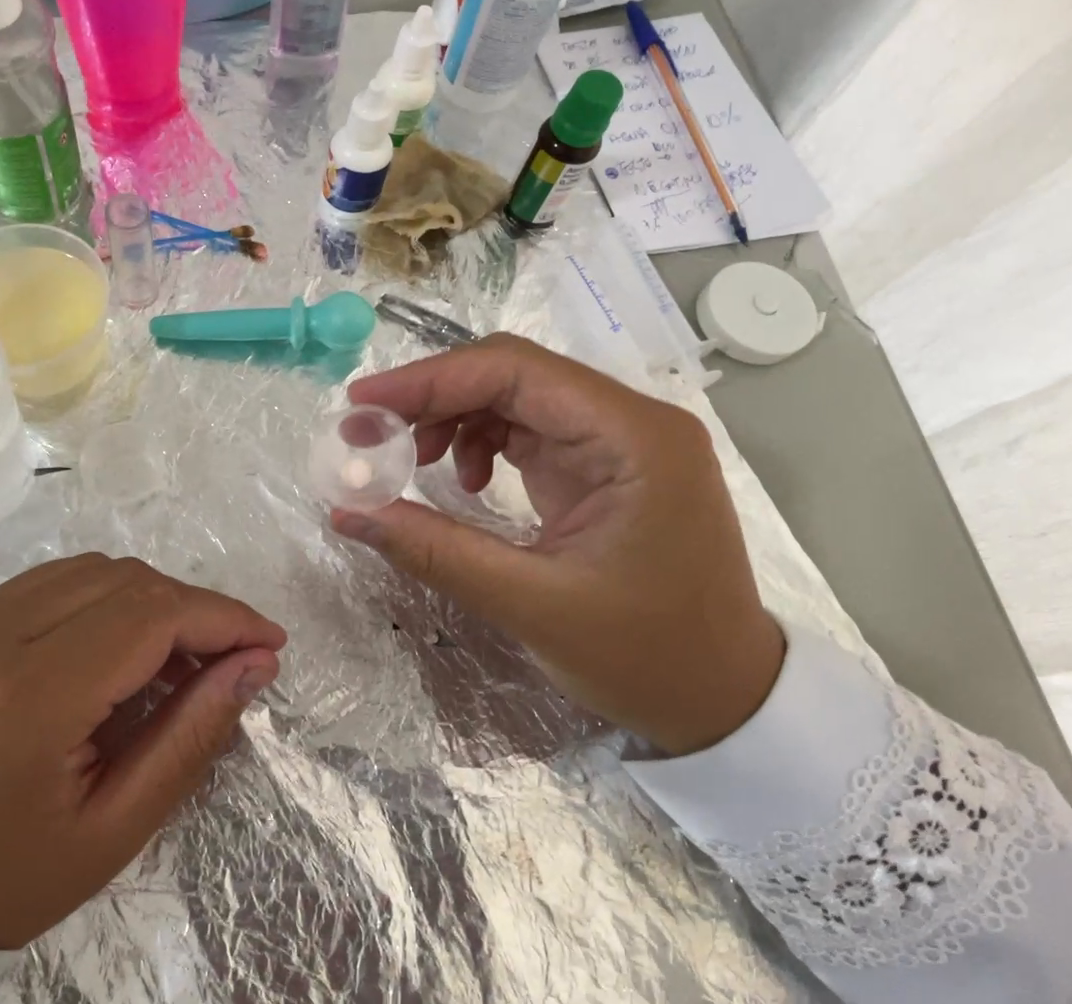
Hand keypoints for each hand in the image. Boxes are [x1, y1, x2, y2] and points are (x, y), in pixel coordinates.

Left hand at [0, 554, 285, 949]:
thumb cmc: (7, 878)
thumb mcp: (116, 826)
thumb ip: (192, 735)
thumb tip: (256, 663)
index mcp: (29, 699)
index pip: (150, 616)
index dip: (223, 617)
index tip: (270, 642)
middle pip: (125, 581)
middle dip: (192, 609)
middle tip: (227, 663)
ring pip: (89, 571)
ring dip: (150, 601)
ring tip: (177, 661)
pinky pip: (50, 584)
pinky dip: (102, 602)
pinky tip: (119, 651)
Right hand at [333, 334, 783, 755]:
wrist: (724, 701)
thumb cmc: (646, 658)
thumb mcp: (530, 605)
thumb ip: (434, 551)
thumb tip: (347, 512)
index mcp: (634, 438)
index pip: (515, 370)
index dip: (428, 379)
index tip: (360, 403)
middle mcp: (631, 422)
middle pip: (513, 375)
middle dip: (433, 398)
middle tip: (369, 437)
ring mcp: (620, 443)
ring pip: (516, 398)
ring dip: (453, 419)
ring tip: (412, 464)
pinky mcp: (605, 469)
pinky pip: (529, 432)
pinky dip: (481, 444)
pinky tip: (463, 483)